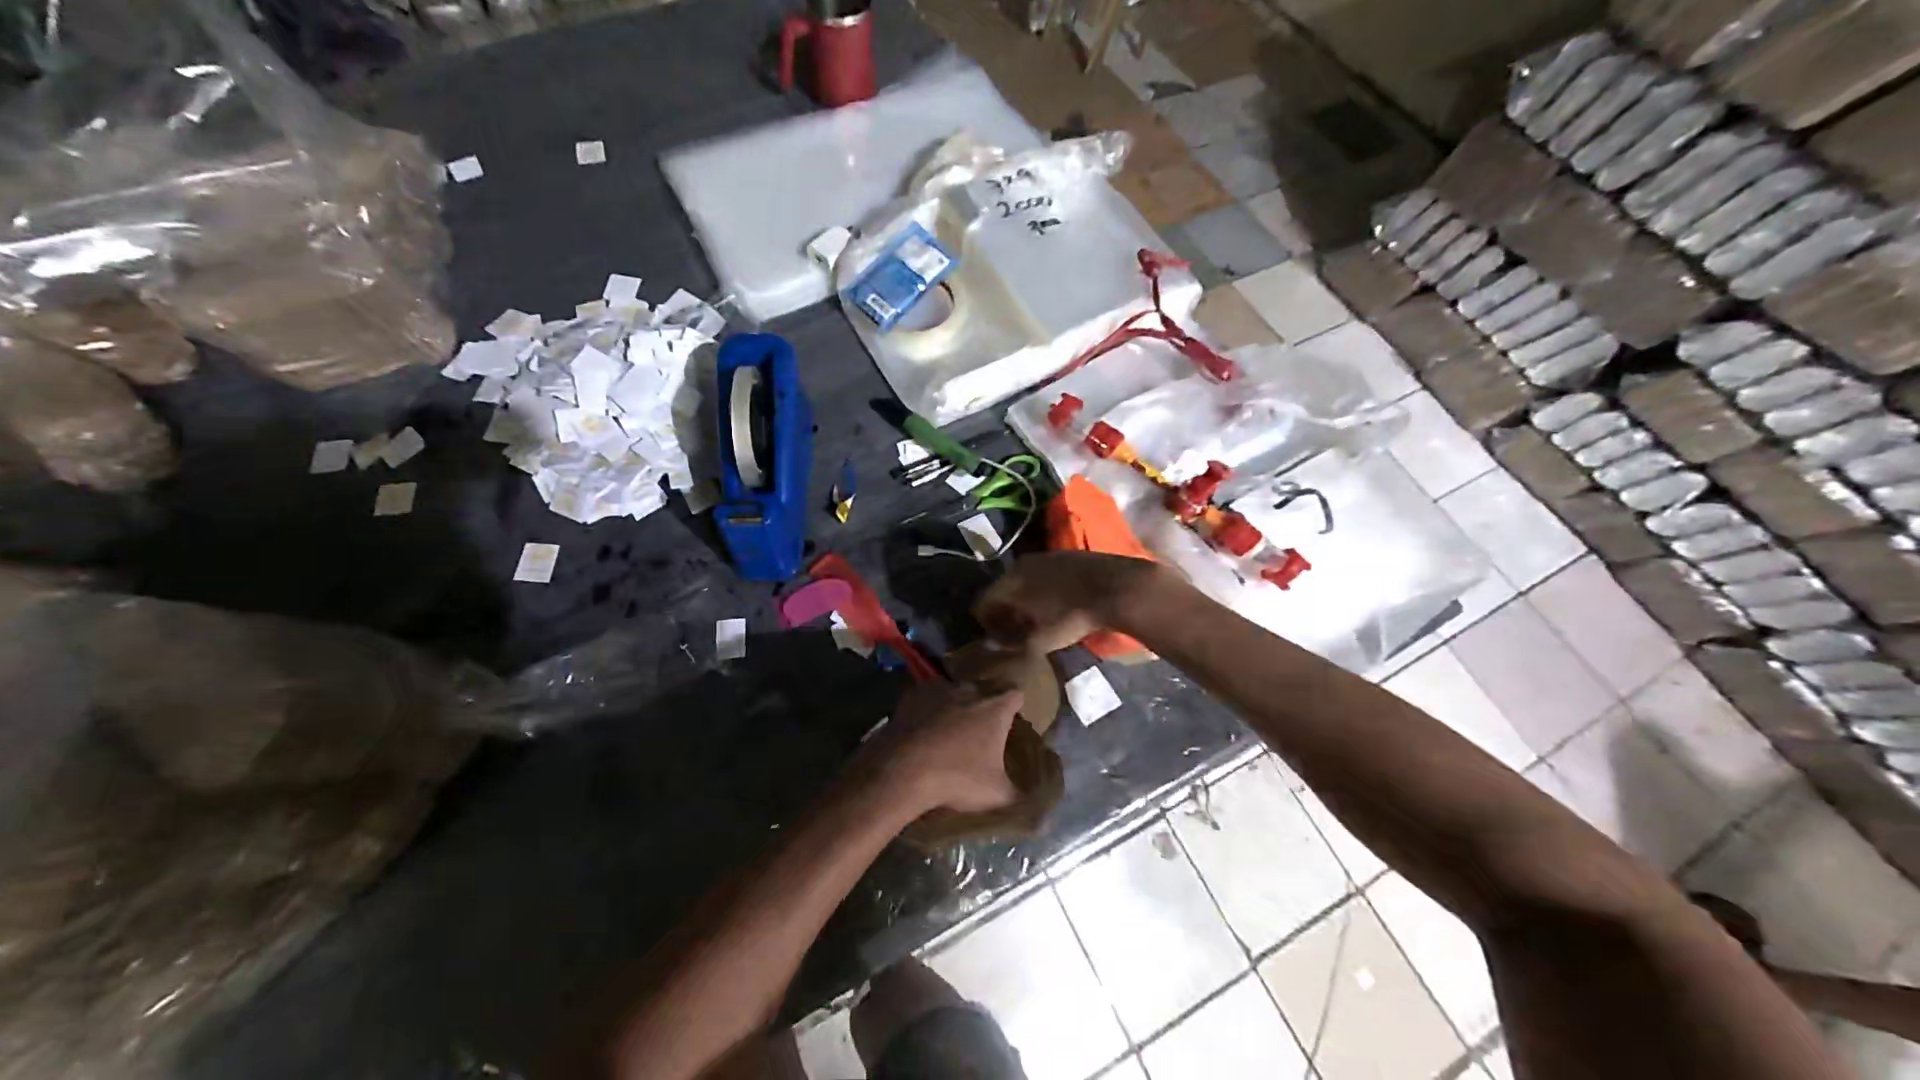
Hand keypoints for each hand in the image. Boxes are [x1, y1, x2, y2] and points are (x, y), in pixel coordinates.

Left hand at [863, 681, 1022, 813]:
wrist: (903, 770)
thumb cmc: (957, 779)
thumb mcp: (996, 794)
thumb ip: (1017, 793)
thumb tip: (1029, 799)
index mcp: (995, 708)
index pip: (1016, 695)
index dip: (1015, 707)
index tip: (1011, 721)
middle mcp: (970, 690)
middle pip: (985, 689)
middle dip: (986, 703)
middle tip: (981, 728)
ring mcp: (939, 690)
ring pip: (954, 690)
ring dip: (955, 703)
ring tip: (949, 728)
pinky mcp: (912, 695)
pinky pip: (927, 697)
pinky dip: (928, 707)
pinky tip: (923, 727)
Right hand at [973, 552, 1162, 653]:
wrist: (1118, 588)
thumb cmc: (1073, 616)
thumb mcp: (1042, 640)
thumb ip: (1014, 645)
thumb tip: (995, 648)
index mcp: (1009, 582)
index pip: (982, 603)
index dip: (987, 626)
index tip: (1001, 642)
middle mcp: (1021, 564)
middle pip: (1002, 591)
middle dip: (1006, 614)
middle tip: (1019, 635)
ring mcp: (1045, 557)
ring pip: (1023, 582)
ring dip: (1026, 603)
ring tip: (1040, 622)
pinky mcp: (1066, 556)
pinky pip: (1043, 576)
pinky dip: (1043, 592)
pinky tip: (1059, 607)